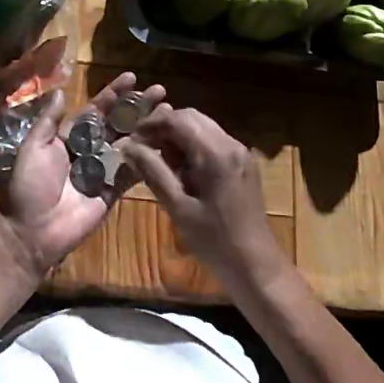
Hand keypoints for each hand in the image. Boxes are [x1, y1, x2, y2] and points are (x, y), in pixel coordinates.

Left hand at [0, 72, 166, 277]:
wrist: (34, 230)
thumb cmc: (29, 186)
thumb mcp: (34, 148)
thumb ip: (49, 121)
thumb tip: (61, 91)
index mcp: (70, 136)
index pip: (97, 109)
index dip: (114, 93)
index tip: (132, 77)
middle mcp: (90, 149)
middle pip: (119, 122)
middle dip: (138, 106)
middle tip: (160, 91)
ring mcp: (104, 169)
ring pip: (131, 142)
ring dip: (148, 127)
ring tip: (170, 112)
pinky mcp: (114, 189)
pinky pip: (134, 171)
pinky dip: (149, 156)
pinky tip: (166, 142)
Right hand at [119, 107, 288, 290]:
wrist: (256, 265)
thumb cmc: (215, 241)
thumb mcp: (178, 207)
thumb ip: (153, 172)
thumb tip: (127, 147)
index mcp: (216, 152)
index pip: (178, 119)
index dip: (151, 124)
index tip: (130, 140)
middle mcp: (231, 144)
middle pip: (191, 117)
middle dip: (164, 128)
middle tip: (141, 150)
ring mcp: (240, 152)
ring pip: (202, 127)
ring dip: (178, 137)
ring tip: (158, 161)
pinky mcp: (243, 163)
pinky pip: (213, 142)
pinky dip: (193, 147)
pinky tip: (180, 171)